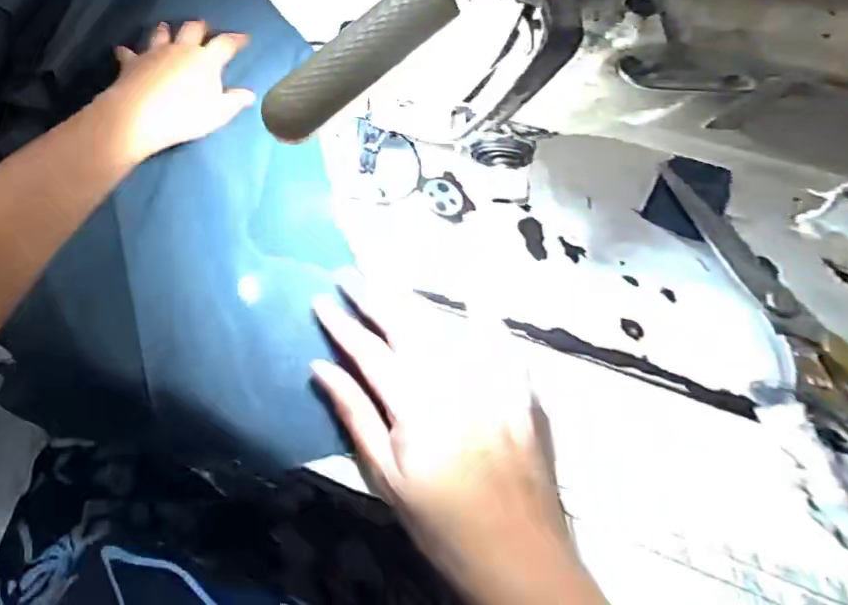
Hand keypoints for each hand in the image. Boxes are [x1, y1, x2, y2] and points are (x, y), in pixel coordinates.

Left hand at [94, 20, 254, 163]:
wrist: (138, 115)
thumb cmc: (183, 116)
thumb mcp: (216, 114)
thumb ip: (232, 102)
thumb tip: (248, 95)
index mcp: (205, 59)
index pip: (225, 44)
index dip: (235, 40)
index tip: (243, 38)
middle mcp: (180, 49)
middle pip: (192, 29)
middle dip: (200, 26)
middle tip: (203, 26)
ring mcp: (154, 53)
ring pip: (161, 34)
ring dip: (164, 31)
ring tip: (165, 27)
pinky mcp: (131, 62)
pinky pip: (128, 53)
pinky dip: (126, 51)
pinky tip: (121, 49)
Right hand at [311, 275, 605, 604]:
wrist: (528, 574)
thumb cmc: (444, 528)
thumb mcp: (387, 479)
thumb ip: (355, 416)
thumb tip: (319, 366)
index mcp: (418, 410)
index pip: (370, 353)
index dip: (341, 325)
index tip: (318, 300)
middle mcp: (458, 392)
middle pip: (409, 330)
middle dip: (373, 298)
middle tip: (346, 273)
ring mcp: (497, 397)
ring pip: (450, 335)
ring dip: (416, 305)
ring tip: (389, 282)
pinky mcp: (525, 409)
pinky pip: (508, 357)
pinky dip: (491, 331)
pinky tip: (478, 310)